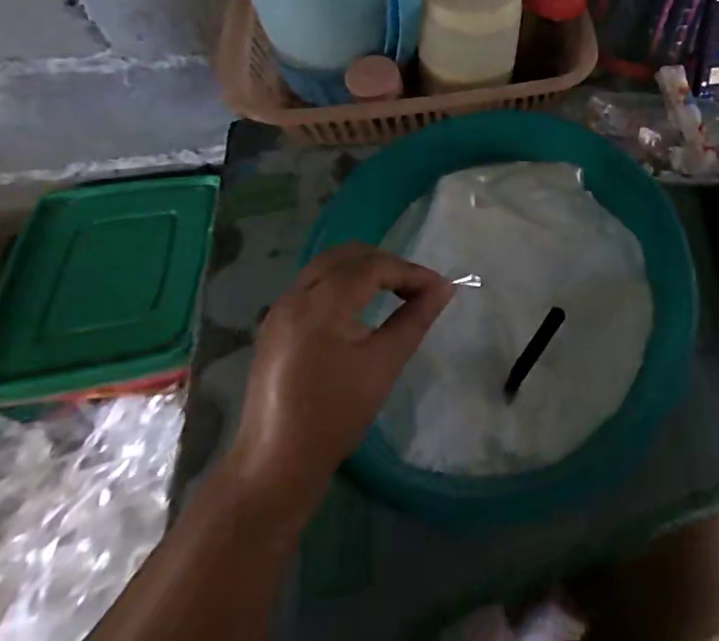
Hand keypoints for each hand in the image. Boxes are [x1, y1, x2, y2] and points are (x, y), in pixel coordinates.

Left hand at [219, 243, 452, 511]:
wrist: (277, 461)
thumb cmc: (337, 414)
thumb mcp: (385, 364)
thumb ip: (415, 318)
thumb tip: (444, 288)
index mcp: (322, 304)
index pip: (373, 266)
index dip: (410, 272)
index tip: (439, 289)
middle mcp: (296, 295)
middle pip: (348, 256)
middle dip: (387, 264)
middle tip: (416, 289)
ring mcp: (280, 308)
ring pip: (327, 266)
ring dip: (363, 271)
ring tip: (393, 294)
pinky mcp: (274, 323)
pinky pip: (312, 284)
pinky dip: (342, 284)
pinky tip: (359, 310)